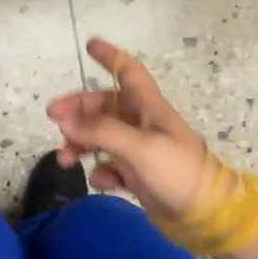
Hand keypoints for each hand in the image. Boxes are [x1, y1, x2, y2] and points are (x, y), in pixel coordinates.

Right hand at [46, 37, 212, 220]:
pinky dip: (100, 171)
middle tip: (54, 119)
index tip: (89, 44)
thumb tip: (64, 120)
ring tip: (65, 159)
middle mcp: (142, 125)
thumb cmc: (177, 171)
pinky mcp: (137, 174)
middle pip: (103, 107)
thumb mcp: (139, 147)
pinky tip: (101, 181)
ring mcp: (139, 150)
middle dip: (78, 111)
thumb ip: (101, 131)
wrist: (204, 214)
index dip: (110, 56)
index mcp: (149, 108)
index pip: (128, 72)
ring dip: (80, 144)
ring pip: (100, 137)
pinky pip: (108, 166)